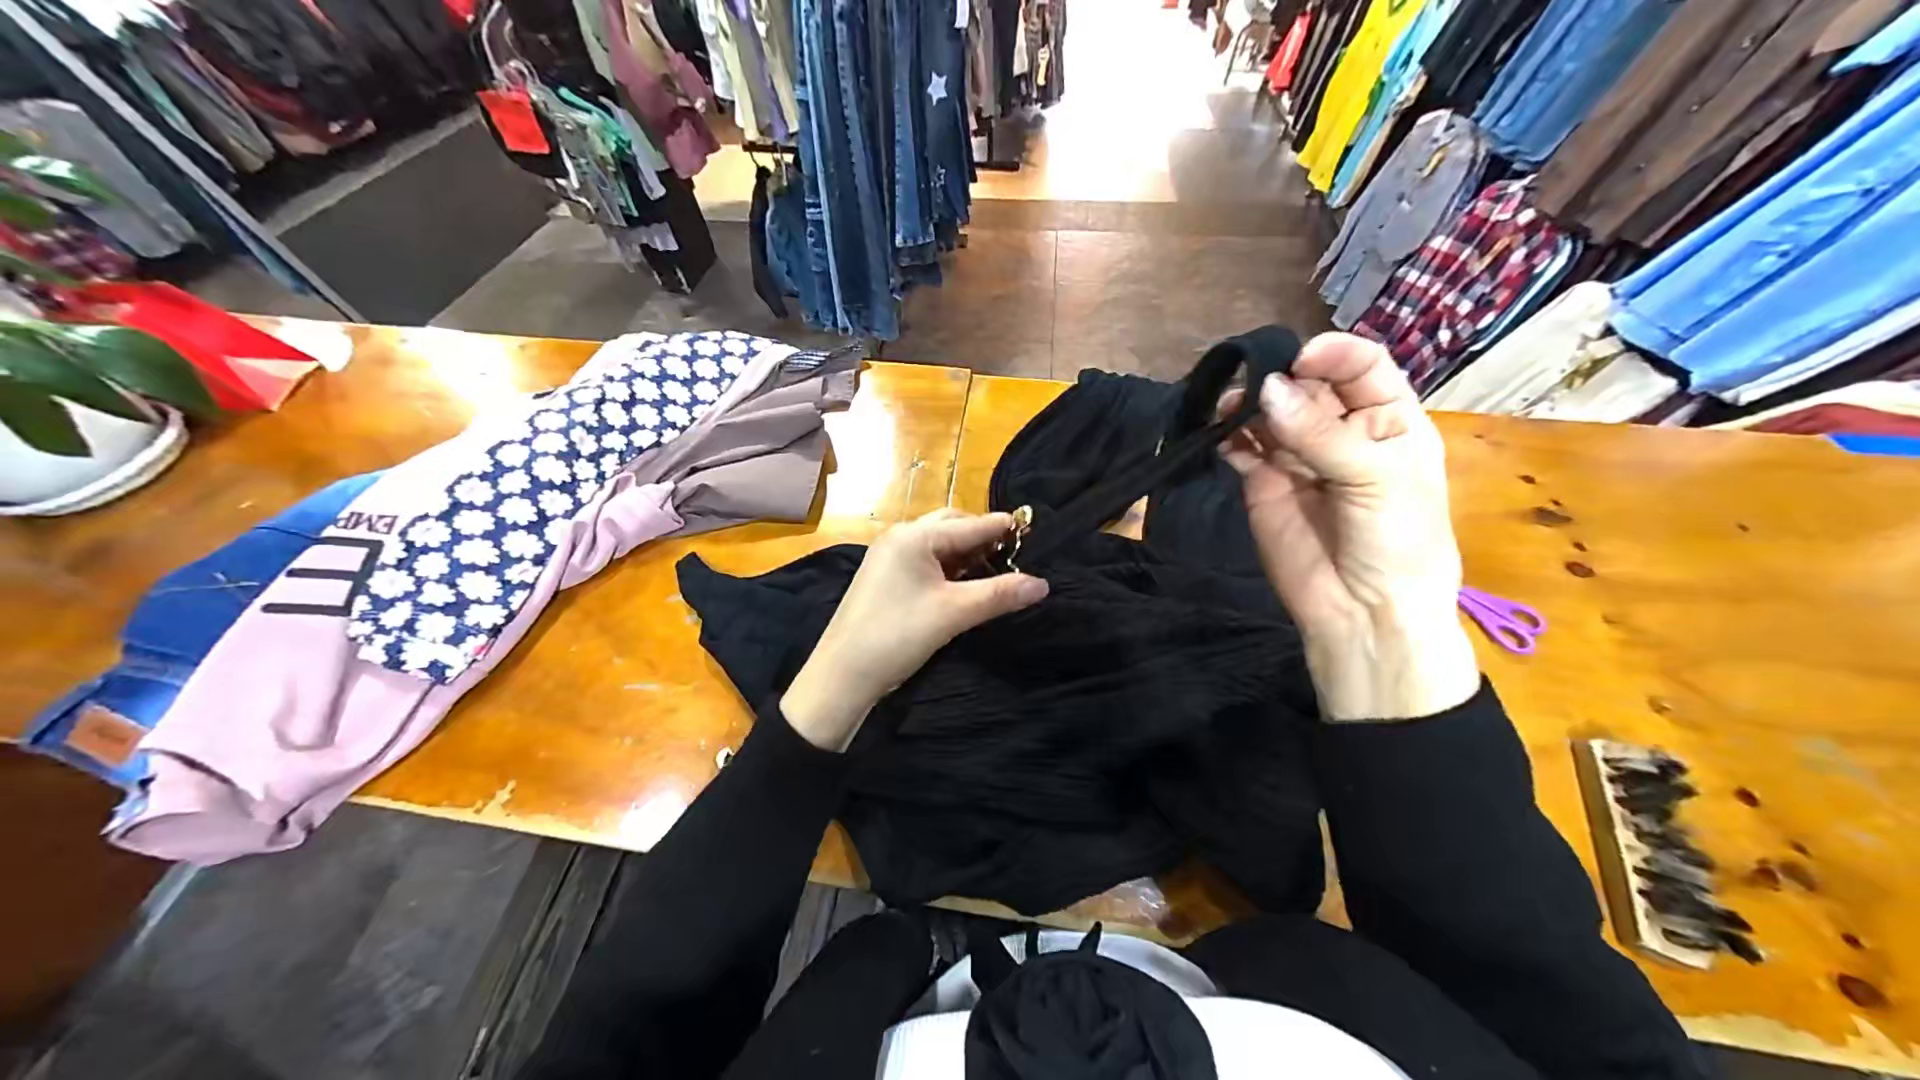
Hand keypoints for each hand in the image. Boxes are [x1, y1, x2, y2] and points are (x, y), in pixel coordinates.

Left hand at [781, 509, 1049, 749]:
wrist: (842, 674)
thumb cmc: (897, 636)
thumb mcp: (954, 613)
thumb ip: (999, 594)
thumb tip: (1043, 584)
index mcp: (914, 536)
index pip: (971, 524)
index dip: (1004, 529)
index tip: (1036, 534)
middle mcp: (901, 537)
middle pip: (953, 526)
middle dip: (984, 538)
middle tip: (1015, 556)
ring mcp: (889, 556)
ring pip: (939, 544)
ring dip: (968, 553)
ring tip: (996, 571)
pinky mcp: (885, 576)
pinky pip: (926, 560)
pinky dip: (950, 567)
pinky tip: (966, 584)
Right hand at [1221, 333, 1477, 720]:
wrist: (1363, 613)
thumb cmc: (1397, 541)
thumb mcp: (1377, 480)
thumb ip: (1321, 435)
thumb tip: (1265, 390)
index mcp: (1388, 420)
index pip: (1361, 365)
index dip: (1333, 354)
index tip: (1299, 359)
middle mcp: (1341, 430)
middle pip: (1307, 384)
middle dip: (1281, 377)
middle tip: (1253, 385)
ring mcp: (1298, 456)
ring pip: (1269, 412)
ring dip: (1249, 404)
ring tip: (1229, 408)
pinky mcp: (1262, 482)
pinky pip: (1242, 448)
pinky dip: (1228, 436)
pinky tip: (1220, 434)